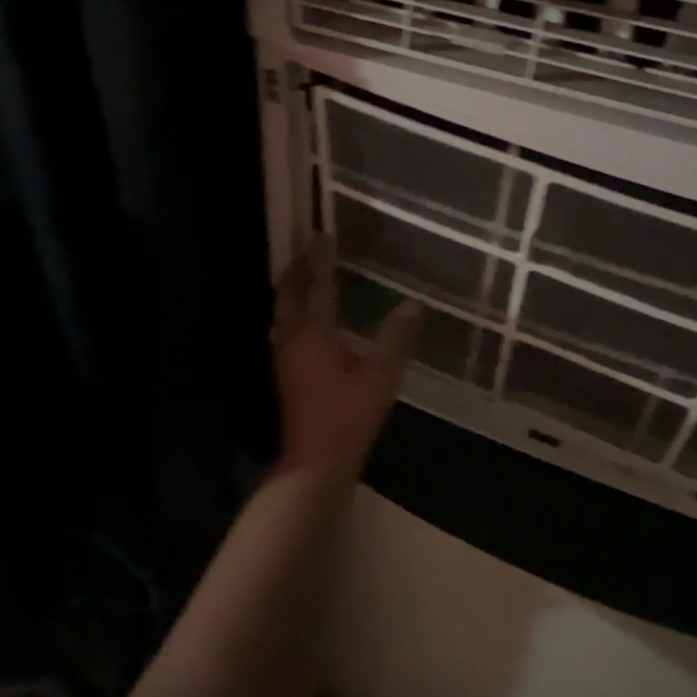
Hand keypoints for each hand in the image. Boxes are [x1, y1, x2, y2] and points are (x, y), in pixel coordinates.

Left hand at [269, 235, 422, 481]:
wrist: (314, 463)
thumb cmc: (347, 418)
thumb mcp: (380, 378)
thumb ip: (396, 339)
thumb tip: (414, 304)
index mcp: (312, 333)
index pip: (316, 285)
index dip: (319, 258)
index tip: (322, 233)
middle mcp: (291, 337)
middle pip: (289, 293)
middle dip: (297, 267)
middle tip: (308, 247)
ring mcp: (284, 355)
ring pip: (282, 310)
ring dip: (292, 287)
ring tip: (305, 272)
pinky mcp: (286, 371)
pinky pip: (284, 326)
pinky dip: (292, 308)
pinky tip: (306, 316)